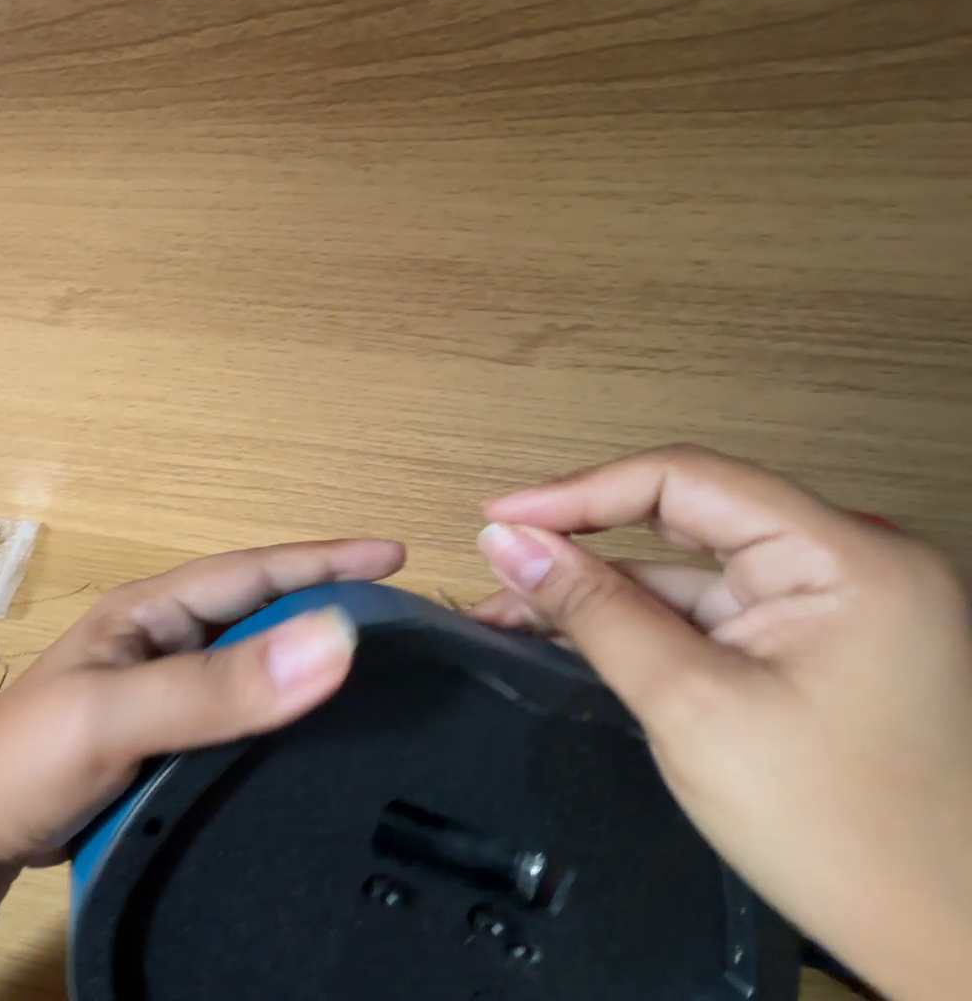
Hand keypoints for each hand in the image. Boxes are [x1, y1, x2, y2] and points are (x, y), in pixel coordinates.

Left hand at [0, 539, 405, 871]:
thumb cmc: (30, 759)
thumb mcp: (115, 714)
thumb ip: (213, 687)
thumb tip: (331, 641)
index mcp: (148, 613)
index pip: (249, 573)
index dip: (321, 563)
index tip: (398, 557)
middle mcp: (163, 639)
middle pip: (261, 613)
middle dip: (330, 609)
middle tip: (412, 624)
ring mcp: (165, 688)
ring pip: (255, 663)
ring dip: (312, 662)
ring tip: (385, 674)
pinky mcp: (169, 735)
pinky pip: (242, 712)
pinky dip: (284, 711)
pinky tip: (321, 731)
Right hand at [470, 445, 971, 1000]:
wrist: (949, 944)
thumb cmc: (849, 832)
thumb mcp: (687, 702)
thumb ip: (591, 608)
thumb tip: (509, 542)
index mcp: (848, 563)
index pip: (684, 481)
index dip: (577, 492)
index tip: (499, 519)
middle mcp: (847, 569)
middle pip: (678, 517)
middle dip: (578, 539)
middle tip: (500, 556)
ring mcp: (827, 610)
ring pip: (676, 569)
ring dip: (591, 588)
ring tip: (509, 610)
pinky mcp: (805, 647)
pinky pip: (694, 610)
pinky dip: (625, 620)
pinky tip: (564, 635)